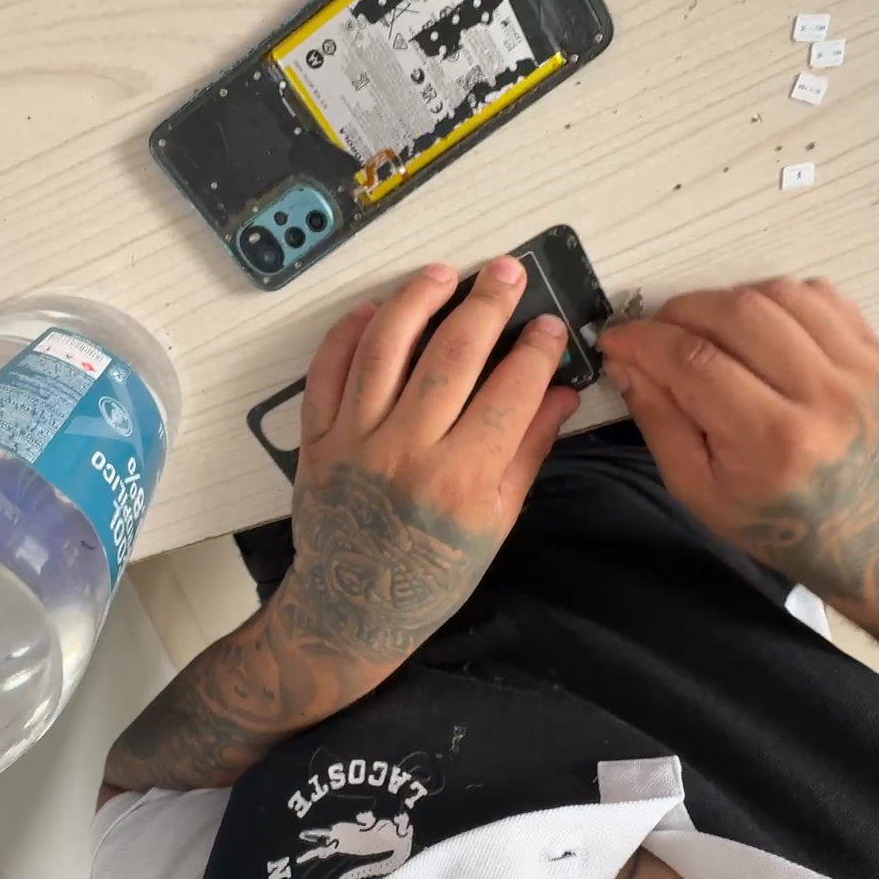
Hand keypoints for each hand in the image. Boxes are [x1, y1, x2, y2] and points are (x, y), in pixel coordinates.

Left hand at [286, 257, 580, 661]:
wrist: (353, 607)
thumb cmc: (433, 574)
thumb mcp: (495, 523)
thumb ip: (528, 452)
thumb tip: (561, 392)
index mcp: (462, 479)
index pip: (509, 391)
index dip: (536, 350)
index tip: (549, 325)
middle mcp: (407, 449)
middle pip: (452, 355)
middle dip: (487, 304)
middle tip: (507, 272)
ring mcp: (354, 439)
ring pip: (385, 347)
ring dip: (416, 299)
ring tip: (442, 273)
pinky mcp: (317, 438)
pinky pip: (326, 371)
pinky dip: (347, 333)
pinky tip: (372, 310)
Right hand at [597, 278, 878, 605]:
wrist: (861, 536)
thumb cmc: (766, 519)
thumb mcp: (692, 485)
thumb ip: (656, 418)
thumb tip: (623, 360)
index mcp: (770, 440)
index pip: (693, 362)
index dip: (643, 340)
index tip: (613, 338)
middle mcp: (822, 396)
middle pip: (737, 314)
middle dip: (679, 312)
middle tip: (654, 333)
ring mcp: (858, 370)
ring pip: (777, 294)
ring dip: (723, 300)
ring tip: (700, 329)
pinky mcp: (877, 355)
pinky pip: (819, 295)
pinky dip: (773, 297)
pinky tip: (751, 327)